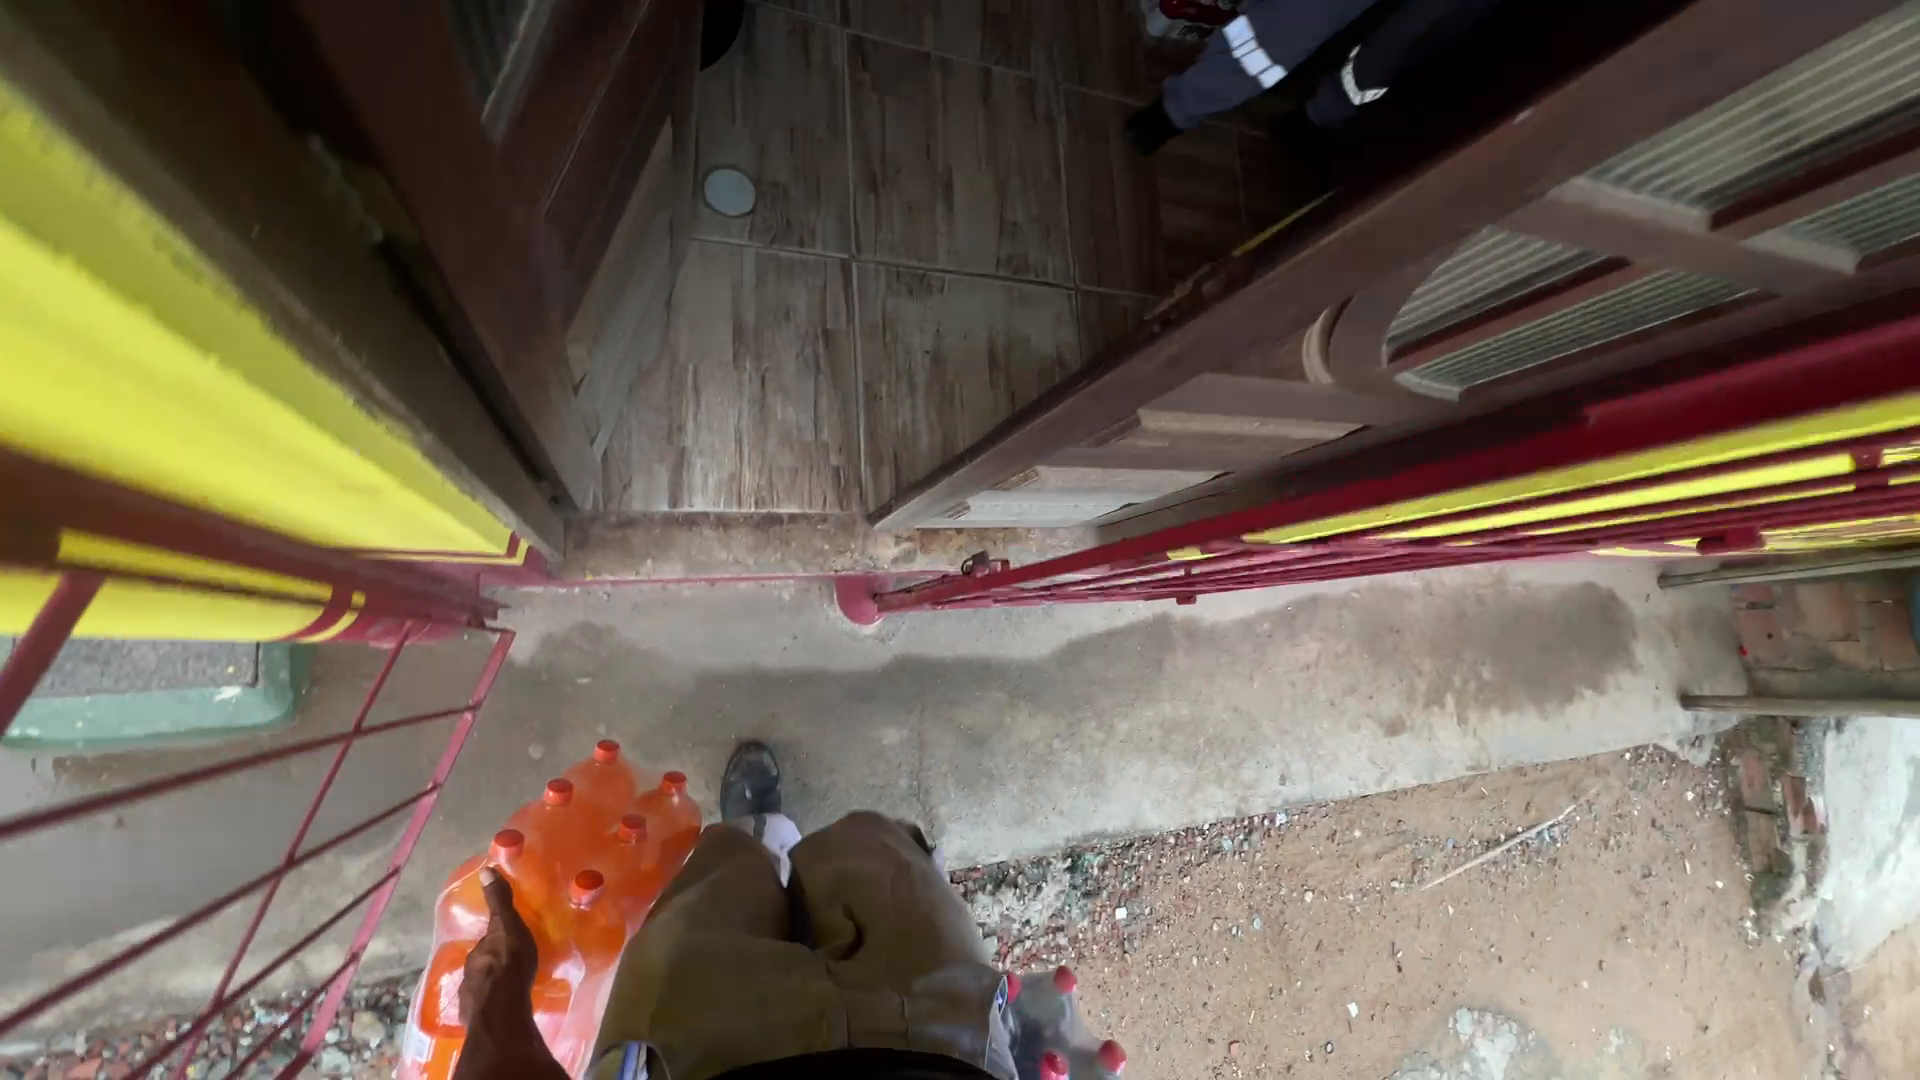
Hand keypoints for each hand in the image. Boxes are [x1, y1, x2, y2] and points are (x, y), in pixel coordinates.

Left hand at [452, 868, 565, 1079]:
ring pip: (484, 984)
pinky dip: (494, 1000)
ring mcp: (471, 996)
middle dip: (495, 961)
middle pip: (484, 962)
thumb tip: (485, 869)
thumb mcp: (508, 924)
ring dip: (495, 982)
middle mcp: (470, 972)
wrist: (501, 1007)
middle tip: (514, 963)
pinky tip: (507, 1003)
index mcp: (479, 951)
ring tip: (512, 984)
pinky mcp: (475, 1016)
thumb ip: (499, 901)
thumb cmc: (509, 962)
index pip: (488, 942)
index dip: (498, 941)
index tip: (510, 943)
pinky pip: (486, 1003)